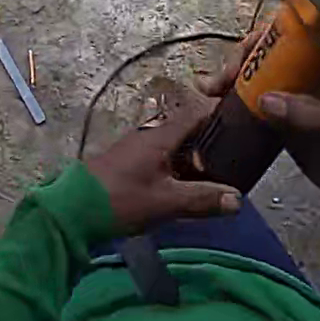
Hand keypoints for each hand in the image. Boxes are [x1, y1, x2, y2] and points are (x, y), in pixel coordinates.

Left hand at [85, 102, 240, 234]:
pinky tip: (189, 183)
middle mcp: (149, 135)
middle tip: (238, 155)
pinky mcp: (130, 161)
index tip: (242, 119)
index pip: (194, 114)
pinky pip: (163, 156)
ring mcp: (138, 147)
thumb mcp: (167, 202)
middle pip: (186, 130)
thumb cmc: (123, 198)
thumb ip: (202, 199)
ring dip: (195, 156)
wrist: (77, 207)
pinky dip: (180, 165)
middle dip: (210, 140)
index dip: (217, 113)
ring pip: (175, 145)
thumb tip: (238, 198)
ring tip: (220, 172)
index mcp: (160, 136)